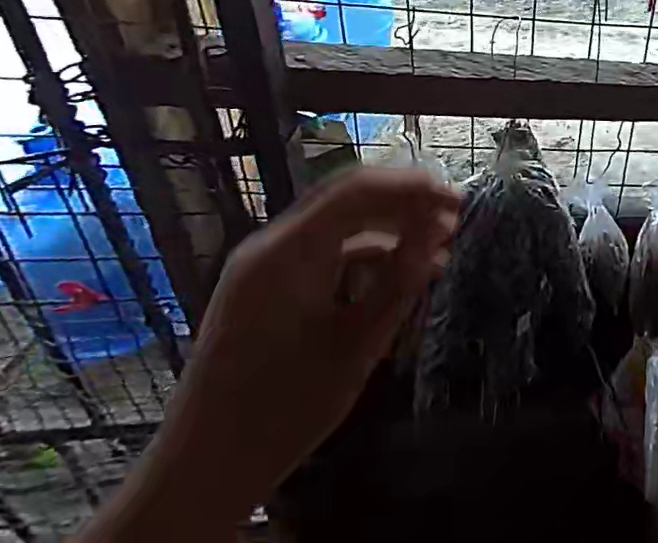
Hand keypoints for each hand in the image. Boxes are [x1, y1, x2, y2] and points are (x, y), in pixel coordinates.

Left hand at [82, 169, 457, 539]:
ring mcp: (265, 263)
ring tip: (437, 248)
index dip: (412, 187)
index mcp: (287, 251)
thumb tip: (438, 230)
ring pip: (337, 226)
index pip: (358, 190)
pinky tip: (399, 275)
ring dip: (387, 231)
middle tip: (454, 218)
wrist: (201, 470)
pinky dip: (361, 257)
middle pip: (347, 200)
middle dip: (404, 205)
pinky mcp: (266, 284)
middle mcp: (271, 243)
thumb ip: (400, 280)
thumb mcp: (356, 345)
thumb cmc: (283, 410)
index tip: (456, 199)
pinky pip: (322, 254)